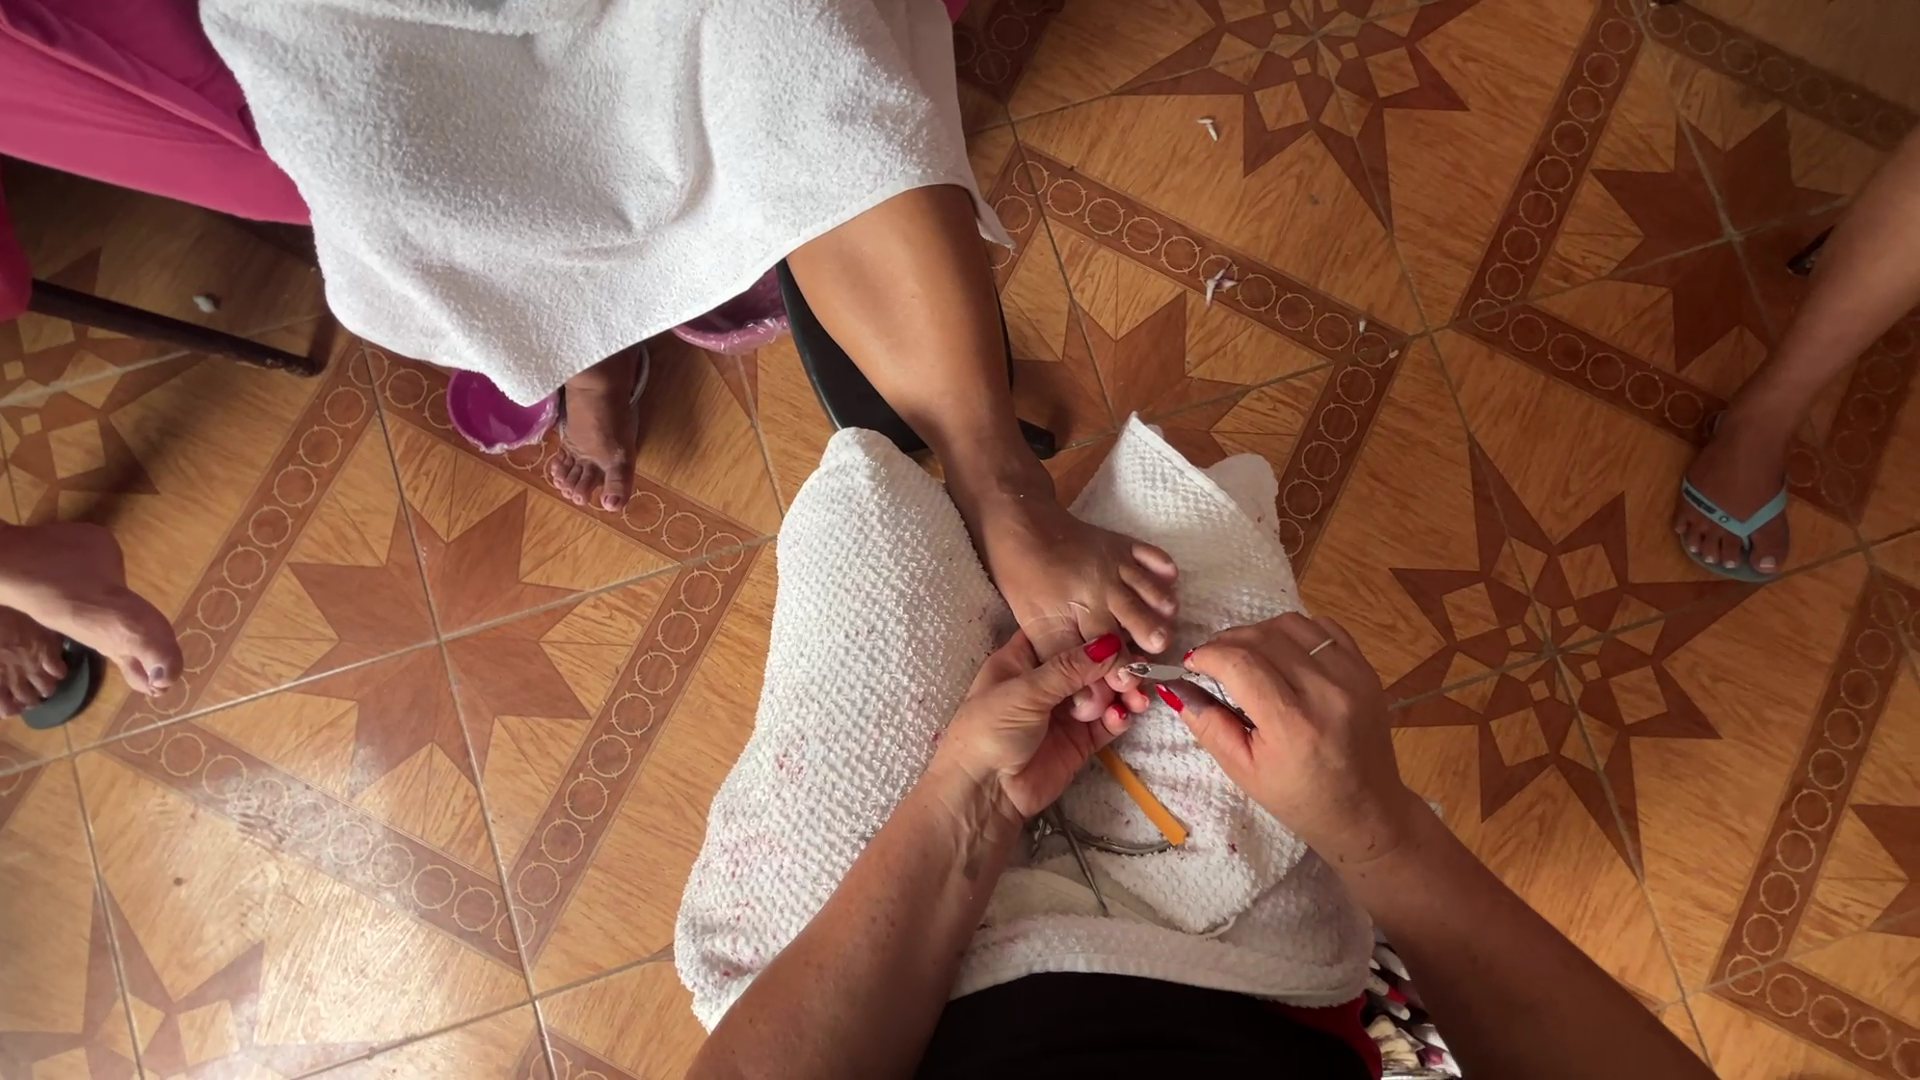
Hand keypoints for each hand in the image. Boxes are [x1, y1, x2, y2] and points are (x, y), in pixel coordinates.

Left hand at [932, 630, 1142, 824]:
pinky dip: (1118, 718)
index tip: (1120, 628)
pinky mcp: (1078, 742)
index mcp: (1021, 660)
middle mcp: (1045, 682)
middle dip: (1112, 665)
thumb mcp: (1025, 691)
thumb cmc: (990, 729)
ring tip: (1136, 696)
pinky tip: (1122, 716)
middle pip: (1087, 664)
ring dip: (1121, 692)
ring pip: (1101, 692)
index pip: (1059, 634)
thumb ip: (1069, 668)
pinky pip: (1105, 723)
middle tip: (1135, 669)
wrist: (984, 793)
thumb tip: (1109, 641)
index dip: (1087, 631)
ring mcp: (1063, 712)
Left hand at [963, 485, 1177, 720]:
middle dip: (1153, 643)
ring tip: (1162, 623)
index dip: (1124, 672)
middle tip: (1152, 650)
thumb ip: (1062, 663)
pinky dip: (1166, 572)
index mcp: (1079, 612)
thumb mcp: (1033, 627)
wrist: (1020, 527)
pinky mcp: (1124, 543)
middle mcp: (1104, 588)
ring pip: (1156, 593)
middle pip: (1144, 623)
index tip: (1130, 686)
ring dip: (1165, 612)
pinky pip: (1156, 557)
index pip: (1111, 652)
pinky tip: (1166, 584)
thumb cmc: (1024, 582)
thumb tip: (1090, 703)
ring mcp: (1117, 563)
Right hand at [1167, 613, 1422, 867]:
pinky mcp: (1366, 670)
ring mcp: (1352, 677)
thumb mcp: (1242, 770)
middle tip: (1211, 660)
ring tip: (1244, 654)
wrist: (1368, 811)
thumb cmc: (1298, 798)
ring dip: (1257, 632)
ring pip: (1289, 625)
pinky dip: (1293, 632)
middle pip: (1260, 637)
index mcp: (1293, 725)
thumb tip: (1175, 684)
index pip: (1239, 664)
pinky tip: (1280, 653)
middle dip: (1225, 642)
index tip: (1191, 664)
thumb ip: (1206, 723)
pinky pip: (1322, 627)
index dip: (1207, 655)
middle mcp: (1326, 693)